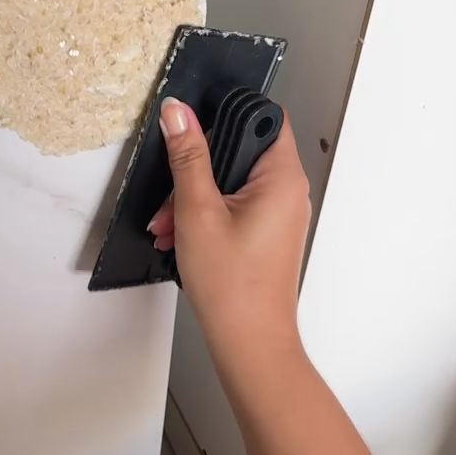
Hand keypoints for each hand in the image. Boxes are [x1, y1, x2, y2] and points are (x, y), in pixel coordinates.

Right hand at [147, 97, 310, 358]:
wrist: (249, 343)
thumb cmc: (231, 283)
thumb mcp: (197, 209)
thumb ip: (187, 155)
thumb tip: (177, 111)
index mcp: (282, 177)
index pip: (263, 118)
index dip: (227, 116)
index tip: (195, 127)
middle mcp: (288, 191)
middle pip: (240, 152)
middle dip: (197, 168)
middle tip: (170, 193)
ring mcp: (279, 214)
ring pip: (232, 182)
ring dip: (194, 196)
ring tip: (167, 224)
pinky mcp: (267, 233)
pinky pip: (235, 206)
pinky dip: (206, 215)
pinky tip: (178, 235)